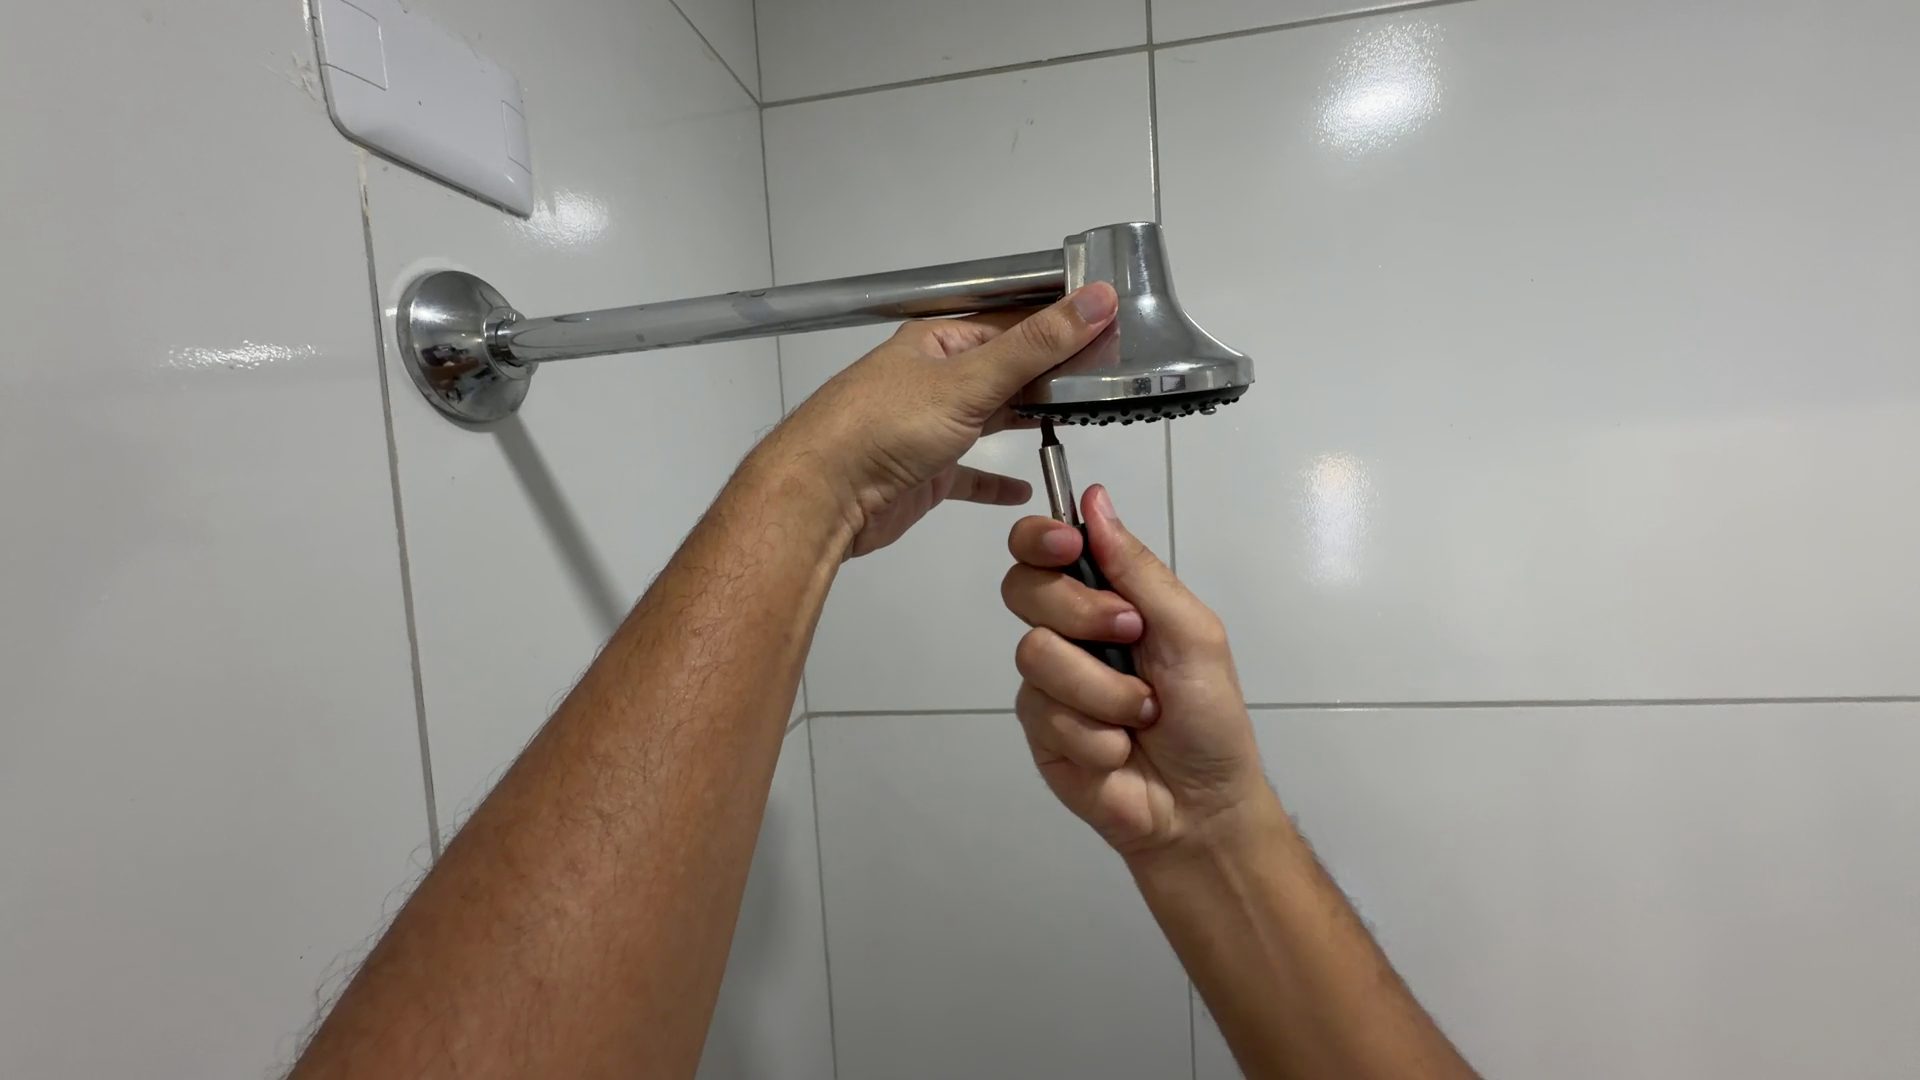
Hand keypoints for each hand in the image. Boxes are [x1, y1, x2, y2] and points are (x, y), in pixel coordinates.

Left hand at [762, 284, 1119, 557]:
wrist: (823, 497)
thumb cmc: (877, 429)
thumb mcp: (967, 379)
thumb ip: (1034, 346)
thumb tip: (1092, 302)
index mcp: (938, 343)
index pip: (1011, 324)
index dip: (1059, 325)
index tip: (1107, 328)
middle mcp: (933, 381)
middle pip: (1003, 371)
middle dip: (1048, 375)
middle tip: (1101, 377)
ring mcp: (929, 427)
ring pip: (989, 418)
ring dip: (1026, 419)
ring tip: (1073, 416)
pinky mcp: (926, 472)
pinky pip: (969, 473)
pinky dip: (995, 479)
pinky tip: (1020, 485)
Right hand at [1001, 485, 1273, 857]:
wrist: (1201, 805)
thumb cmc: (1207, 713)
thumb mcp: (1190, 631)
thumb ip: (1139, 569)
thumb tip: (1093, 497)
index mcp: (1102, 597)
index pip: (1041, 548)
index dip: (1038, 538)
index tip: (1065, 545)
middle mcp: (1066, 630)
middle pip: (1023, 589)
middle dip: (1080, 613)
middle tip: (1130, 635)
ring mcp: (1047, 680)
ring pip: (1036, 655)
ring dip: (1102, 690)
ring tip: (1141, 716)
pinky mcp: (1037, 728)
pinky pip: (1044, 713)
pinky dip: (1094, 734)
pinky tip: (1118, 752)